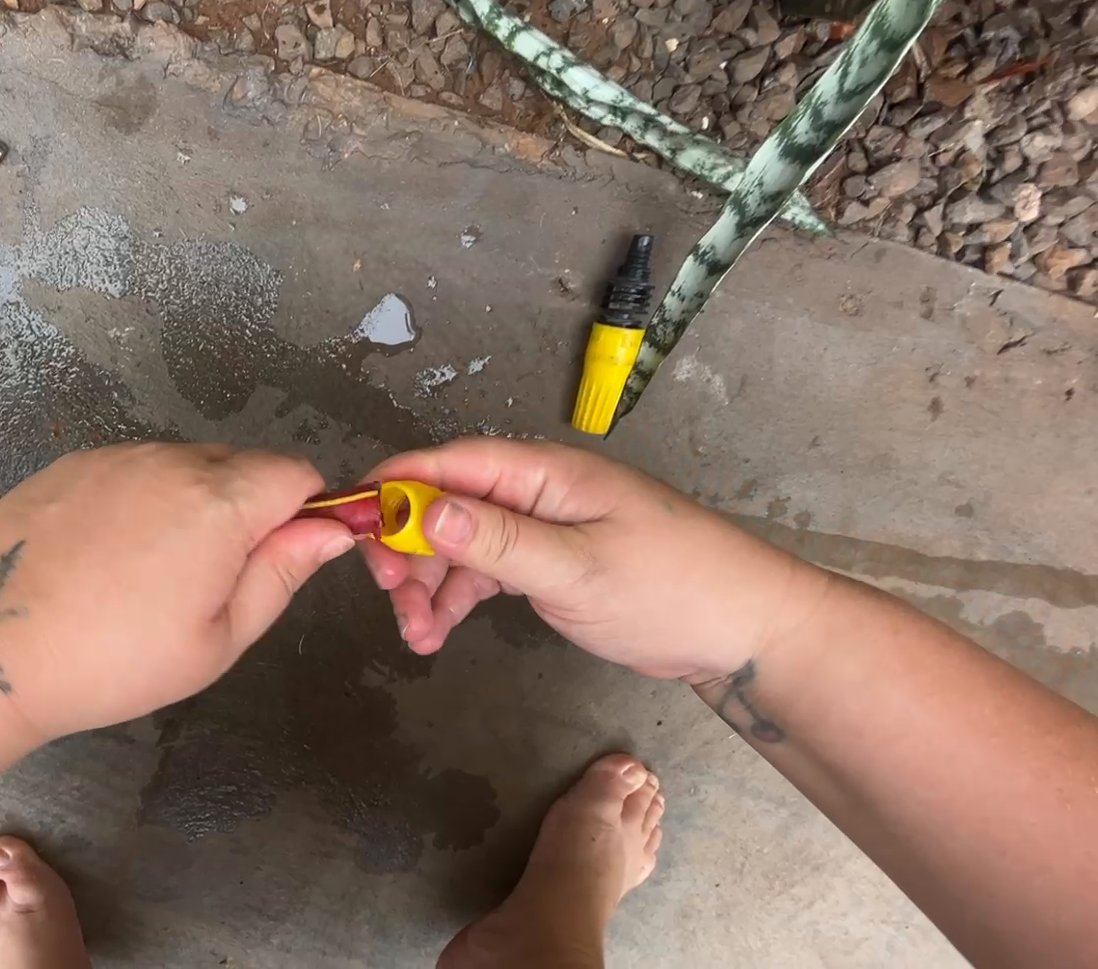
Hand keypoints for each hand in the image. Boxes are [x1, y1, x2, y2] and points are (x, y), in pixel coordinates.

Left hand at [0, 443, 353, 742]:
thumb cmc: (113, 661)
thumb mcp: (216, 640)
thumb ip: (281, 574)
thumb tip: (332, 530)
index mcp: (219, 501)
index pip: (297, 472)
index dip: (302, 512)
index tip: (274, 558)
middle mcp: (172, 458)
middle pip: (242, 464)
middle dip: (247, 509)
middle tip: (204, 579)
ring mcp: (116, 454)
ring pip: (187, 465)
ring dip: (192, 503)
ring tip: (145, 571)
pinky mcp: (73, 461)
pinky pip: (135, 468)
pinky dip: (142, 498)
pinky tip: (104, 552)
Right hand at [359, 438, 830, 681]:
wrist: (748, 634)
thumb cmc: (671, 589)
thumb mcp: (578, 567)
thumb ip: (496, 540)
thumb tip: (420, 510)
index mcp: (540, 472)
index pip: (447, 462)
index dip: (392, 486)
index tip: (348, 521)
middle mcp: (528, 491)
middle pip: (441, 505)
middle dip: (406, 548)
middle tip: (389, 596)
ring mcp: (532, 527)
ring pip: (454, 543)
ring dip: (426, 584)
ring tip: (416, 634)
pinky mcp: (538, 561)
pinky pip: (478, 572)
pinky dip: (452, 600)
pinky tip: (436, 633)